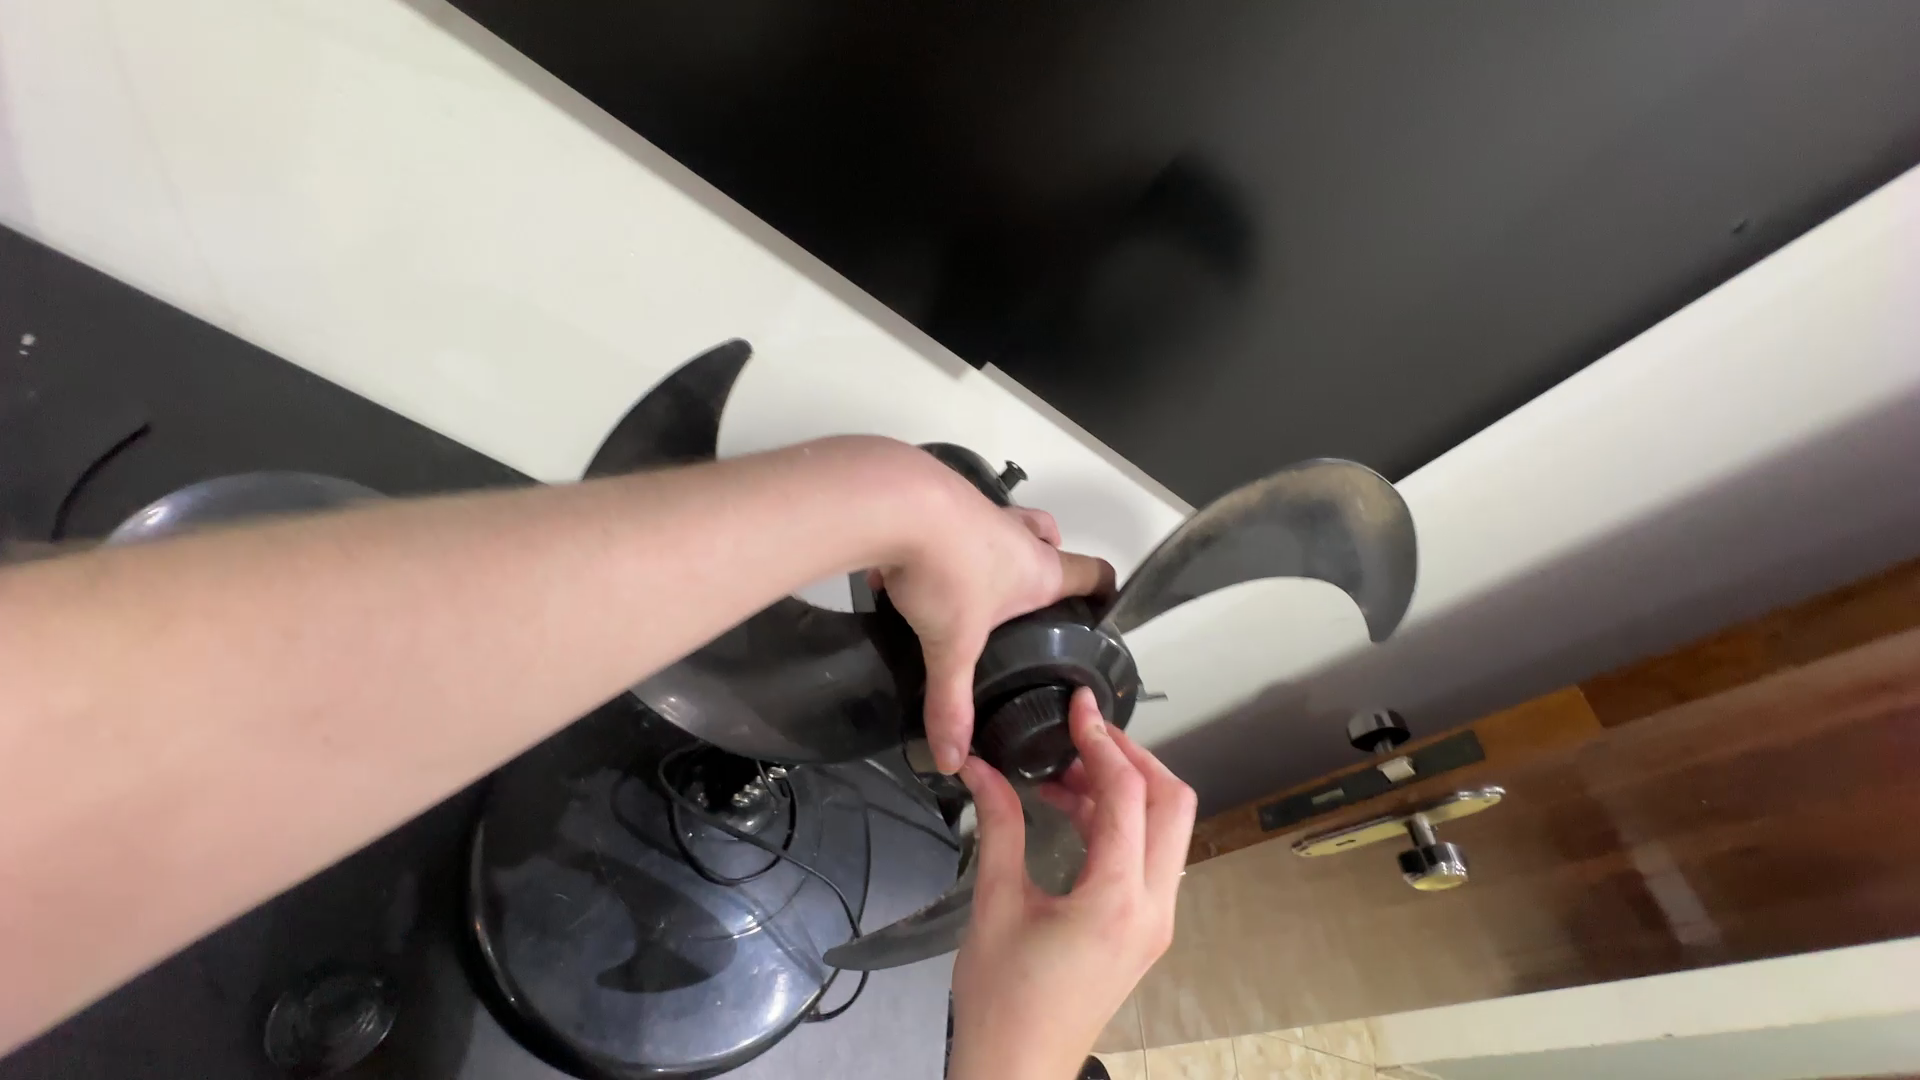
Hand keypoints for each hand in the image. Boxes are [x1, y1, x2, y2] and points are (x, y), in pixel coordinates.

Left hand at [876, 470, 1112, 772]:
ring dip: (992, 548)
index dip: (1105, 590)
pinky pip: (948, 523)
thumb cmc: (947, 574)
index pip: (1094, 573)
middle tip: (1030, 597)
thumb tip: (950, 761)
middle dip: (1048, 562)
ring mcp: (980, 511)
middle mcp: (1017, 535)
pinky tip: (905, 573)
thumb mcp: (952, 647)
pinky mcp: (941, 498)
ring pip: (1001, 524)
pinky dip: (936, 544)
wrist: (897, 503)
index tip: (1101, 610)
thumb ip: (951, 703)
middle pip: (1050, 538)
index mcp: (1038, 570)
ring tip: (966, 587)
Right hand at [948, 687, 1196, 1079]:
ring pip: (1165, 828)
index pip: (1127, 795)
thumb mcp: (996, 904)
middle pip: (1172, 804)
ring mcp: (1155, 919)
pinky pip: (1147, 855)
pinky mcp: (1143, 927)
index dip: (1102, 740)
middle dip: (1132, 756)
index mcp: (1117, 899)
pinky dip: (1119, 820)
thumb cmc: (1003, 997)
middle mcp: (1153, 906)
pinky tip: (1071, 808)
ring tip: (1065, 770)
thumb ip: (1000, 824)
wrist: (1018, 1073)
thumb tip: (980, 766)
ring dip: (1125, 787)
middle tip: (1083, 732)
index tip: (1078, 706)